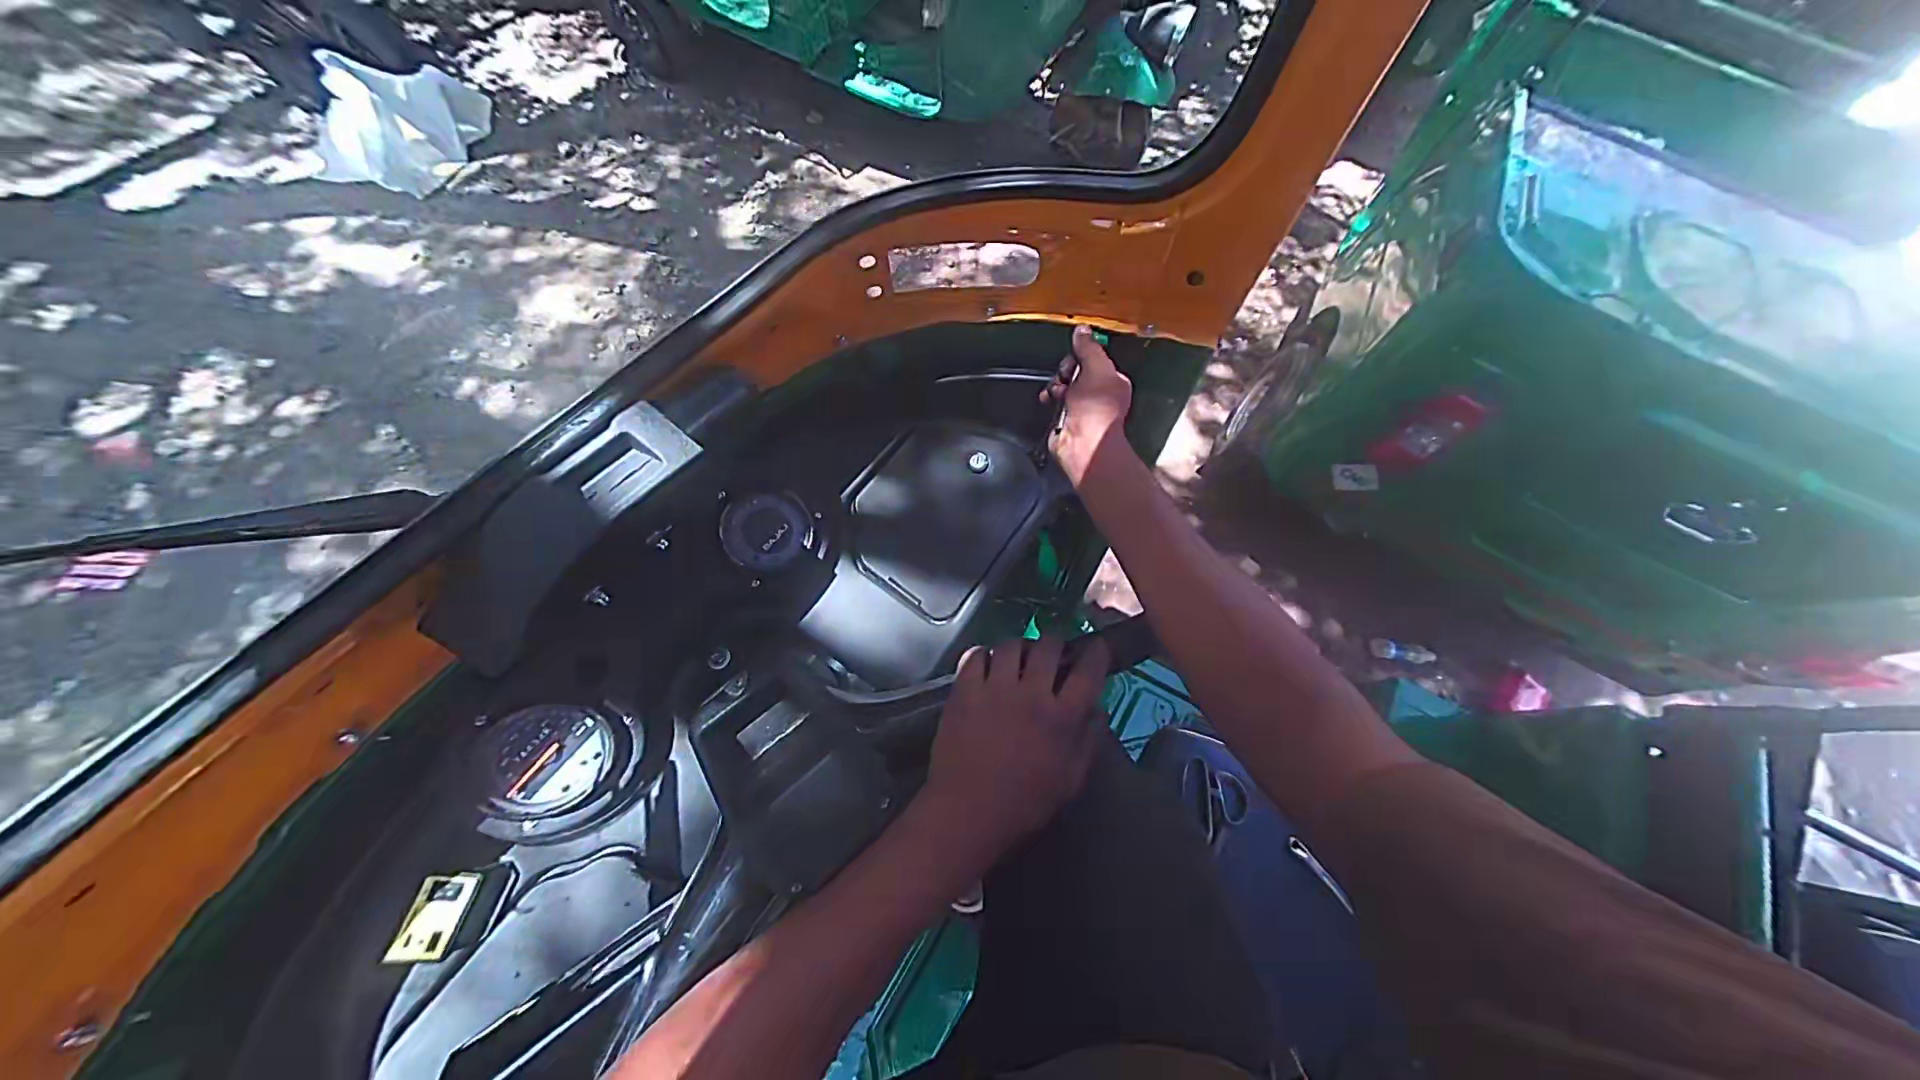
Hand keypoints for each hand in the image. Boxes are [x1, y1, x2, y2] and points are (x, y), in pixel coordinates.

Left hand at [916, 636, 1111, 873]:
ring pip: (1012, 645)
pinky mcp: (964, 691)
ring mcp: (995, 689)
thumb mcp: (1070, 780)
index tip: (1096, 647)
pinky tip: (987, 664)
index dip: (1096, 652)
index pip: (1088, 671)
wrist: (968, 811)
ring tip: (1020, 656)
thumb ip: (1088, 741)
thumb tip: (1098, 709)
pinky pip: (975, 656)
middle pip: (1049, 647)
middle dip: (1057, 643)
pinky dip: (984, 655)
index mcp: (1062, 717)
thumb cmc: (1024, 804)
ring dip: (1021, 646)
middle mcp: (1031, 694)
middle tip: (1054, 651)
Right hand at [1042, 325, 1132, 486]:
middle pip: (1076, 370)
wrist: (1082, 444)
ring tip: (1058, 392)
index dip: (1083, 355)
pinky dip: (1049, 397)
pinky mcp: (1066, 417)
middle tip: (1066, 376)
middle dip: (1067, 370)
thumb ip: (1088, 348)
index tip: (1075, 356)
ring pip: (1063, 384)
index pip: (1095, 358)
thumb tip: (1082, 330)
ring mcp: (1082, 407)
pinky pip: (1054, 400)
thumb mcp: (1096, 368)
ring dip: (1056, 384)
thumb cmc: (1096, 410)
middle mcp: (1098, 394)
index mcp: (1113, 380)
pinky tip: (1049, 399)